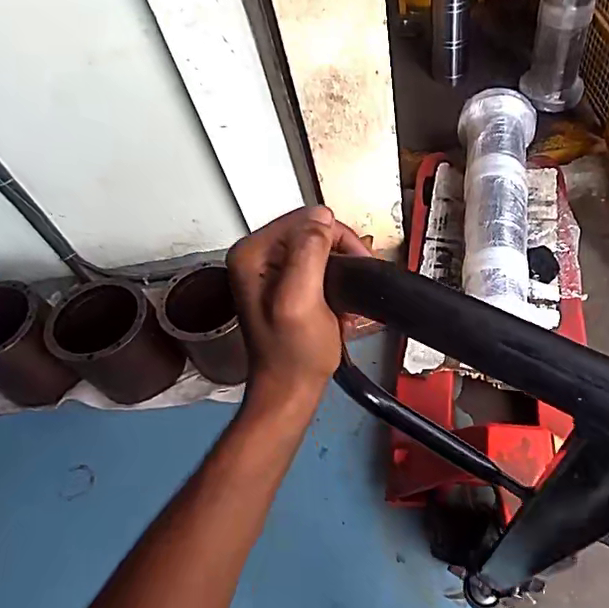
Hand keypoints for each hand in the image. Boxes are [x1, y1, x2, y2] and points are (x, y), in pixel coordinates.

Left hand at [226, 207, 370, 404]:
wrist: (290, 390)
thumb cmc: (294, 355)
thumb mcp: (302, 300)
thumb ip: (309, 253)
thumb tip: (321, 217)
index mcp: (252, 254)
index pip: (305, 219)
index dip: (338, 237)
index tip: (356, 263)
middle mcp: (256, 258)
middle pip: (312, 231)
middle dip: (341, 257)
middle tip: (353, 287)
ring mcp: (268, 272)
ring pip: (319, 250)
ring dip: (341, 273)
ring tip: (346, 301)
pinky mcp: (283, 286)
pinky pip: (318, 268)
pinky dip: (335, 285)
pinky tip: (339, 308)